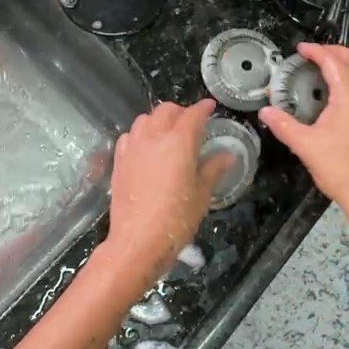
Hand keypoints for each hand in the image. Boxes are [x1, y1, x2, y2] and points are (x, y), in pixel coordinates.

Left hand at [106, 100, 228, 278]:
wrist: (137, 241)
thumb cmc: (176, 218)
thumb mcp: (202, 194)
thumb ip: (213, 169)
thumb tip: (228, 155)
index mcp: (179, 142)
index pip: (193, 114)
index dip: (204, 108)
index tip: (211, 107)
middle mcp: (154, 137)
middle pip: (166, 110)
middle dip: (181, 111)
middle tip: (192, 123)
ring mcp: (133, 147)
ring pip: (145, 119)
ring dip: (159, 120)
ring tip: (168, 133)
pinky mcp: (119, 160)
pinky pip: (130, 135)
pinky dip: (140, 134)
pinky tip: (146, 147)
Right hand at [258, 44, 348, 222]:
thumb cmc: (339, 168)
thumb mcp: (306, 146)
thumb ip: (284, 125)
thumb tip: (265, 111)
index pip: (334, 63)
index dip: (317, 52)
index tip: (302, 48)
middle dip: (339, 51)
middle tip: (318, 53)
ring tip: (334, 66)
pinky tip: (348, 91)